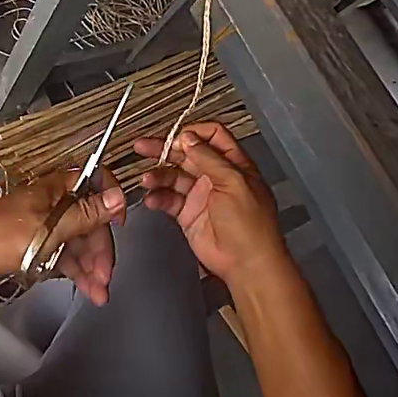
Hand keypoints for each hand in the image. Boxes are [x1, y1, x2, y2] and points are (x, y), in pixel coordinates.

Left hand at [0, 168, 126, 303]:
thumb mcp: (48, 228)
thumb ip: (86, 214)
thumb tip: (117, 196)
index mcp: (57, 188)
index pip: (96, 181)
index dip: (112, 199)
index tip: (120, 222)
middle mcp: (56, 202)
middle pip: (92, 220)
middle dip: (101, 250)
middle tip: (106, 275)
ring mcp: (49, 224)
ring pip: (81, 242)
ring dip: (93, 267)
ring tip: (99, 291)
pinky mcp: (42, 245)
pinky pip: (68, 255)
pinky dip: (79, 271)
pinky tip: (88, 289)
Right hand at [134, 123, 291, 291]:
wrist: (246, 263)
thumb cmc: (252, 226)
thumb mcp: (234, 183)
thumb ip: (210, 158)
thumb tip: (190, 139)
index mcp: (233, 164)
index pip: (212, 137)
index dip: (192, 133)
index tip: (176, 136)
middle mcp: (216, 177)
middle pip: (187, 154)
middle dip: (165, 149)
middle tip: (145, 147)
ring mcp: (201, 195)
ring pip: (174, 176)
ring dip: (158, 175)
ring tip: (148, 179)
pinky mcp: (189, 214)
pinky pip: (169, 200)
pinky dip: (158, 198)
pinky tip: (152, 199)